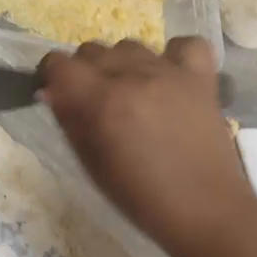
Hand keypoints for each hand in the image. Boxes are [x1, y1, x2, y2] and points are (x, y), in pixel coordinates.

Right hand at [38, 38, 256, 256]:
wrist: (205, 211)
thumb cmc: (139, 195)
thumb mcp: (89, 162)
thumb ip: (68, 119)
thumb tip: (51, 90)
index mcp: (101, 101)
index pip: (58, 63)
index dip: (53, 76)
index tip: (58, 94)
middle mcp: (133, 77)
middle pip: (91, 50)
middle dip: (85, 72)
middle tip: (95, 101)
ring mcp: (170, 74)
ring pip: (129, 45)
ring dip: (122, 65)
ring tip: (132, 92)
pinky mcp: (201, 78)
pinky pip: (184, 45)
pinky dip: (172, 56)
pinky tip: (168, 77)